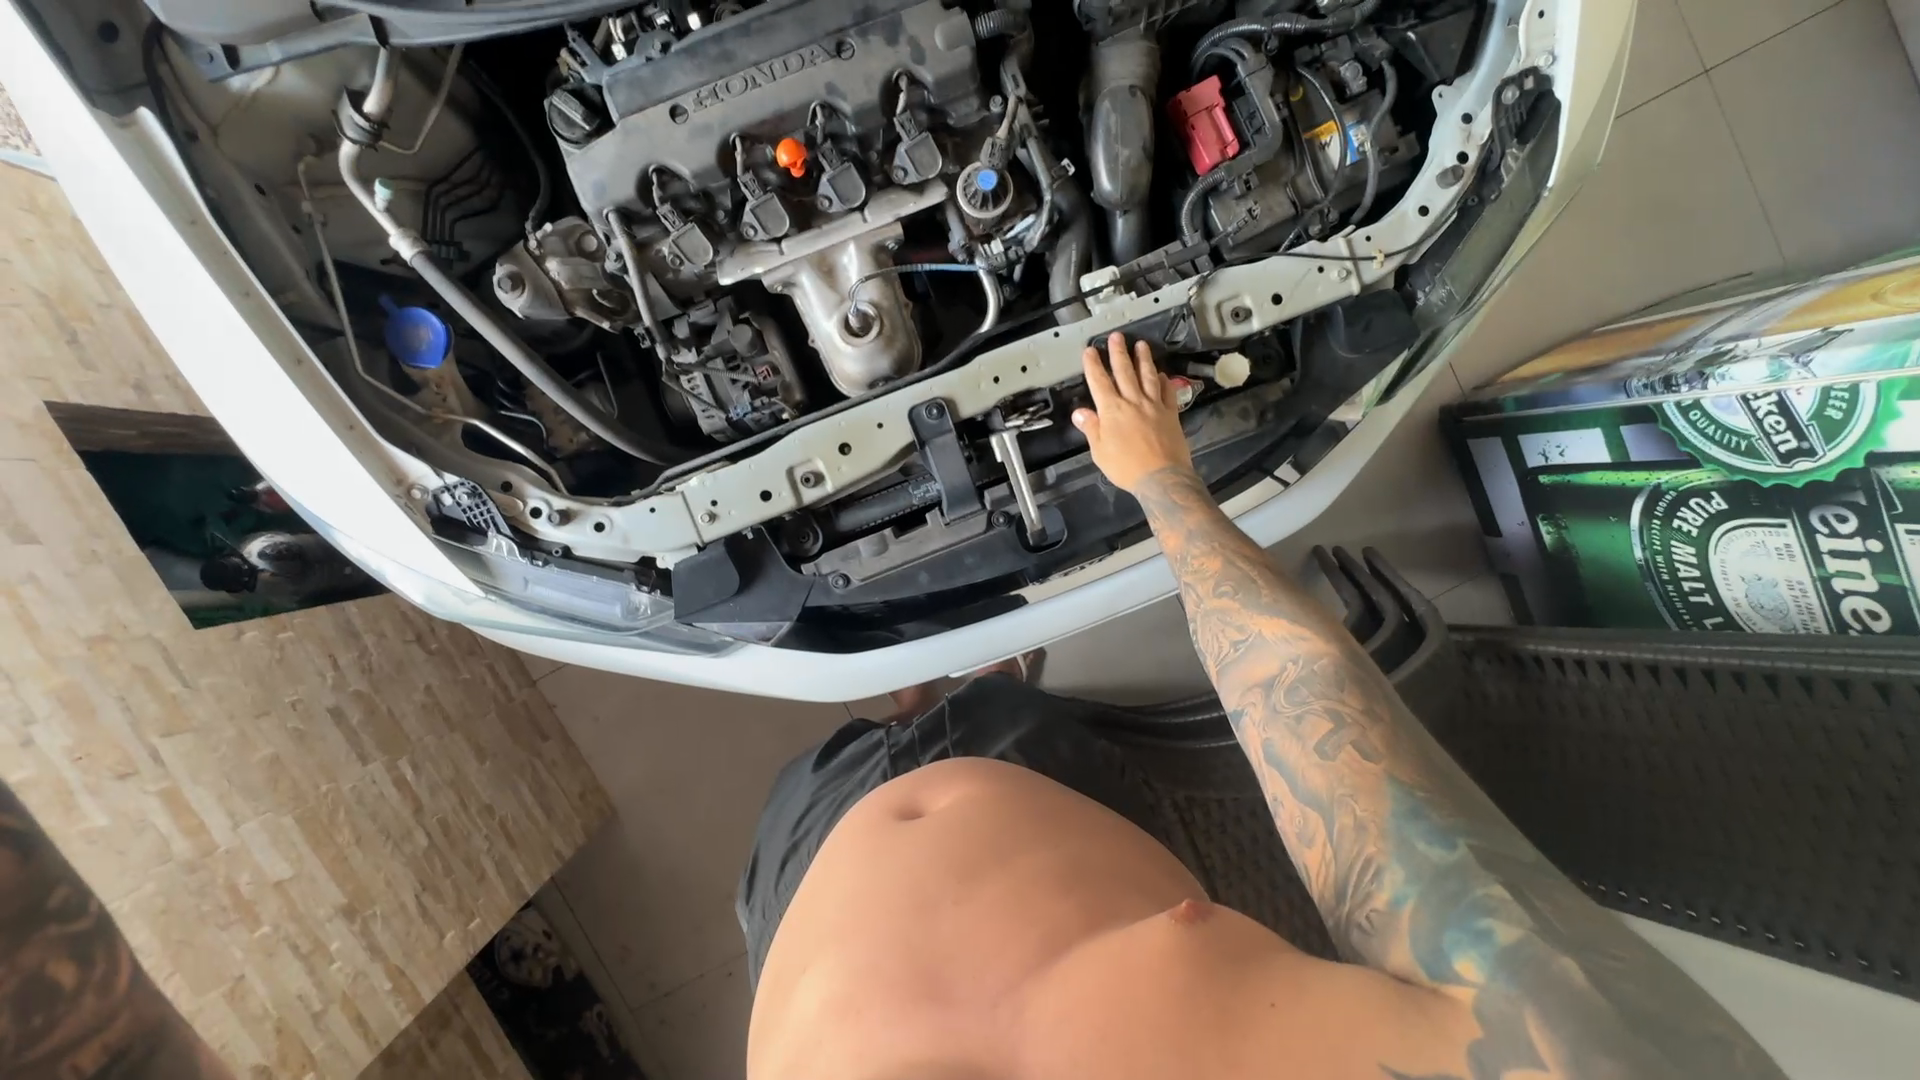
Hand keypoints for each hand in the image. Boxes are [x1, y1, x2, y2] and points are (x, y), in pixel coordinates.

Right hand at [1072, 332, 1195, 494]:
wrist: (1161, 477)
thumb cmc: (1126, 467)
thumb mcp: (1100, 452)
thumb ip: (1092, 429)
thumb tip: (1080, 412)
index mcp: (1112, 411)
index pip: (1099, 382)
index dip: (1093, 365)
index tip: (1090, 351)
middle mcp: (1133, 402)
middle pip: (1125, 372)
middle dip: (1118, 353)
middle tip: (1117, 337)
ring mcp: (1154, 406)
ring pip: (1147, 376)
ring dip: (1143, 359)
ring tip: (1141, 345)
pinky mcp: (1171, 414)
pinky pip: (1167, 392)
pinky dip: (1164, 381)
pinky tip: (1161, 374)